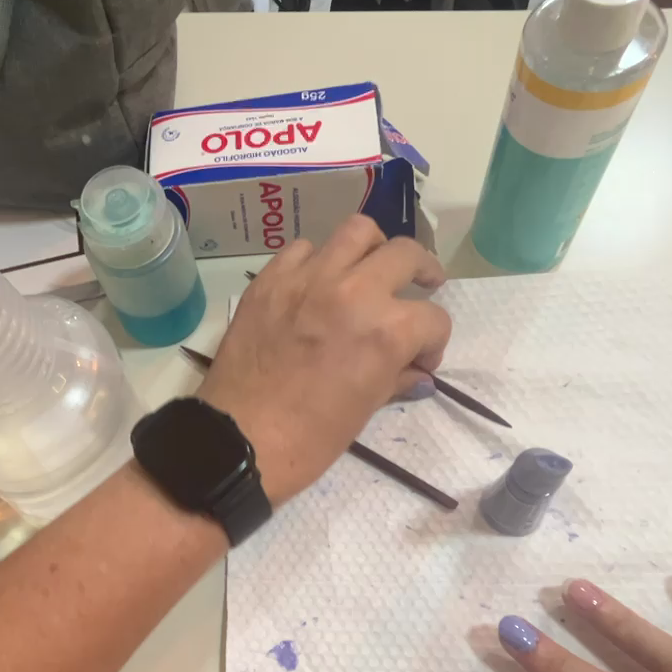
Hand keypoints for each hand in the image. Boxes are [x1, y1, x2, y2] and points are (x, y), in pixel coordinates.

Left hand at [198, 216, 448, 504]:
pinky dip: (317, 261)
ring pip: (356, 232)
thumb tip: (418, 372)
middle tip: (423, 284)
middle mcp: (352, 291)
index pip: (432, 319)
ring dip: (373, 249)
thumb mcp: (364, 411)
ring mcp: (307, 280)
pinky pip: (301, 250)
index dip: (433, 343)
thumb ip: (395, 378)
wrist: (239, 439)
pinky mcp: (269, 281)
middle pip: (404, 254)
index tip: (421, 359)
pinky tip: (317, 283)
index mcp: (386, 330)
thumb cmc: (308, 439)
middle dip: (422, 270)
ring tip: (372, 268)